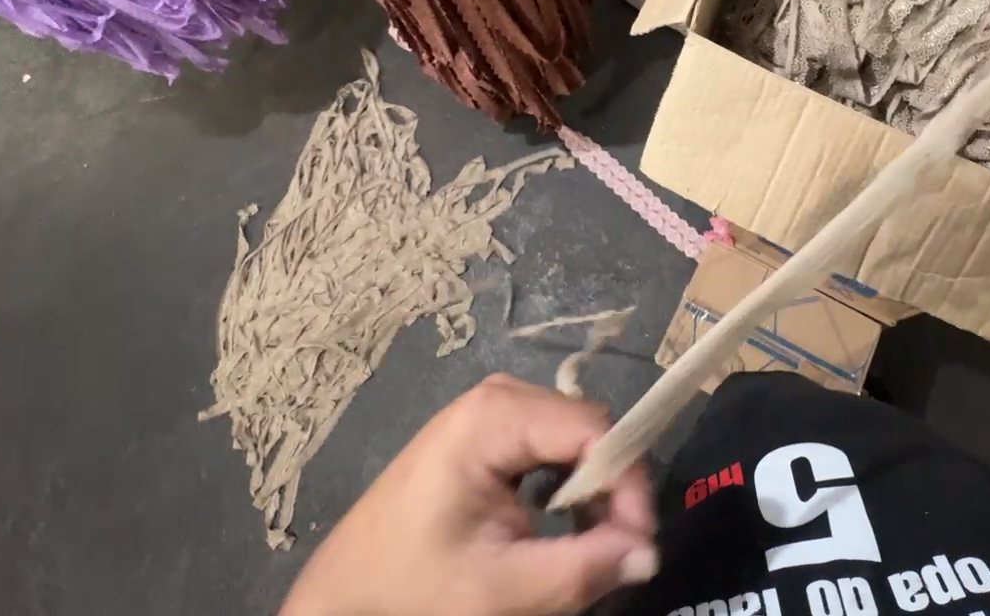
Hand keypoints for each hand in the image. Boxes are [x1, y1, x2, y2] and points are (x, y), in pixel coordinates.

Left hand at [280, 374, 656, 615]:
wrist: (338, 602)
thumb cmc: (410, 594)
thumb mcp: (501, 591)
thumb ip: (584, 569)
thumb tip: (651, 554)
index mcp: (495, 416)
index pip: (594, 429)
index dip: (628, 482)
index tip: (640, 544)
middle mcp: (500, 394)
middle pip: (588, 427)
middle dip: (613, 487)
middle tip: (620, 551)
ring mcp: (493, 408)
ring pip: (576, 436)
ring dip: (595, 490)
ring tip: (594, 545)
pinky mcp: (490, 429)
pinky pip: (553, 445)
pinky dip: (570, 485)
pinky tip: (564, 525)